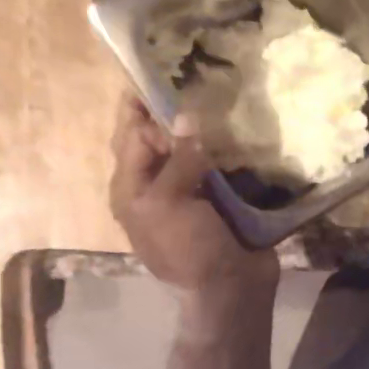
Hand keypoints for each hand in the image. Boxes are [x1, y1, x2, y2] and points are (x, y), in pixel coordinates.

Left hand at [111, 97, 278, 297]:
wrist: (231, 291)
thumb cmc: (189, 250)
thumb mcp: (168, 204)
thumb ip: (176, 160)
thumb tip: (187, 117)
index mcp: (132, 189)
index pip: (130, 137)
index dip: (142, 109)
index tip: (164, 77)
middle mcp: (158, 188)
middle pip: (158, 141)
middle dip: (169, 113)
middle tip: (190, 77)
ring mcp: (191, 194)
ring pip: (191, 151)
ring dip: (202, 129)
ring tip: (217, 95)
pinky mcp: (222, 201)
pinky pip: (220, 167)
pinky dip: (226, 150)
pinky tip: (238, 130)